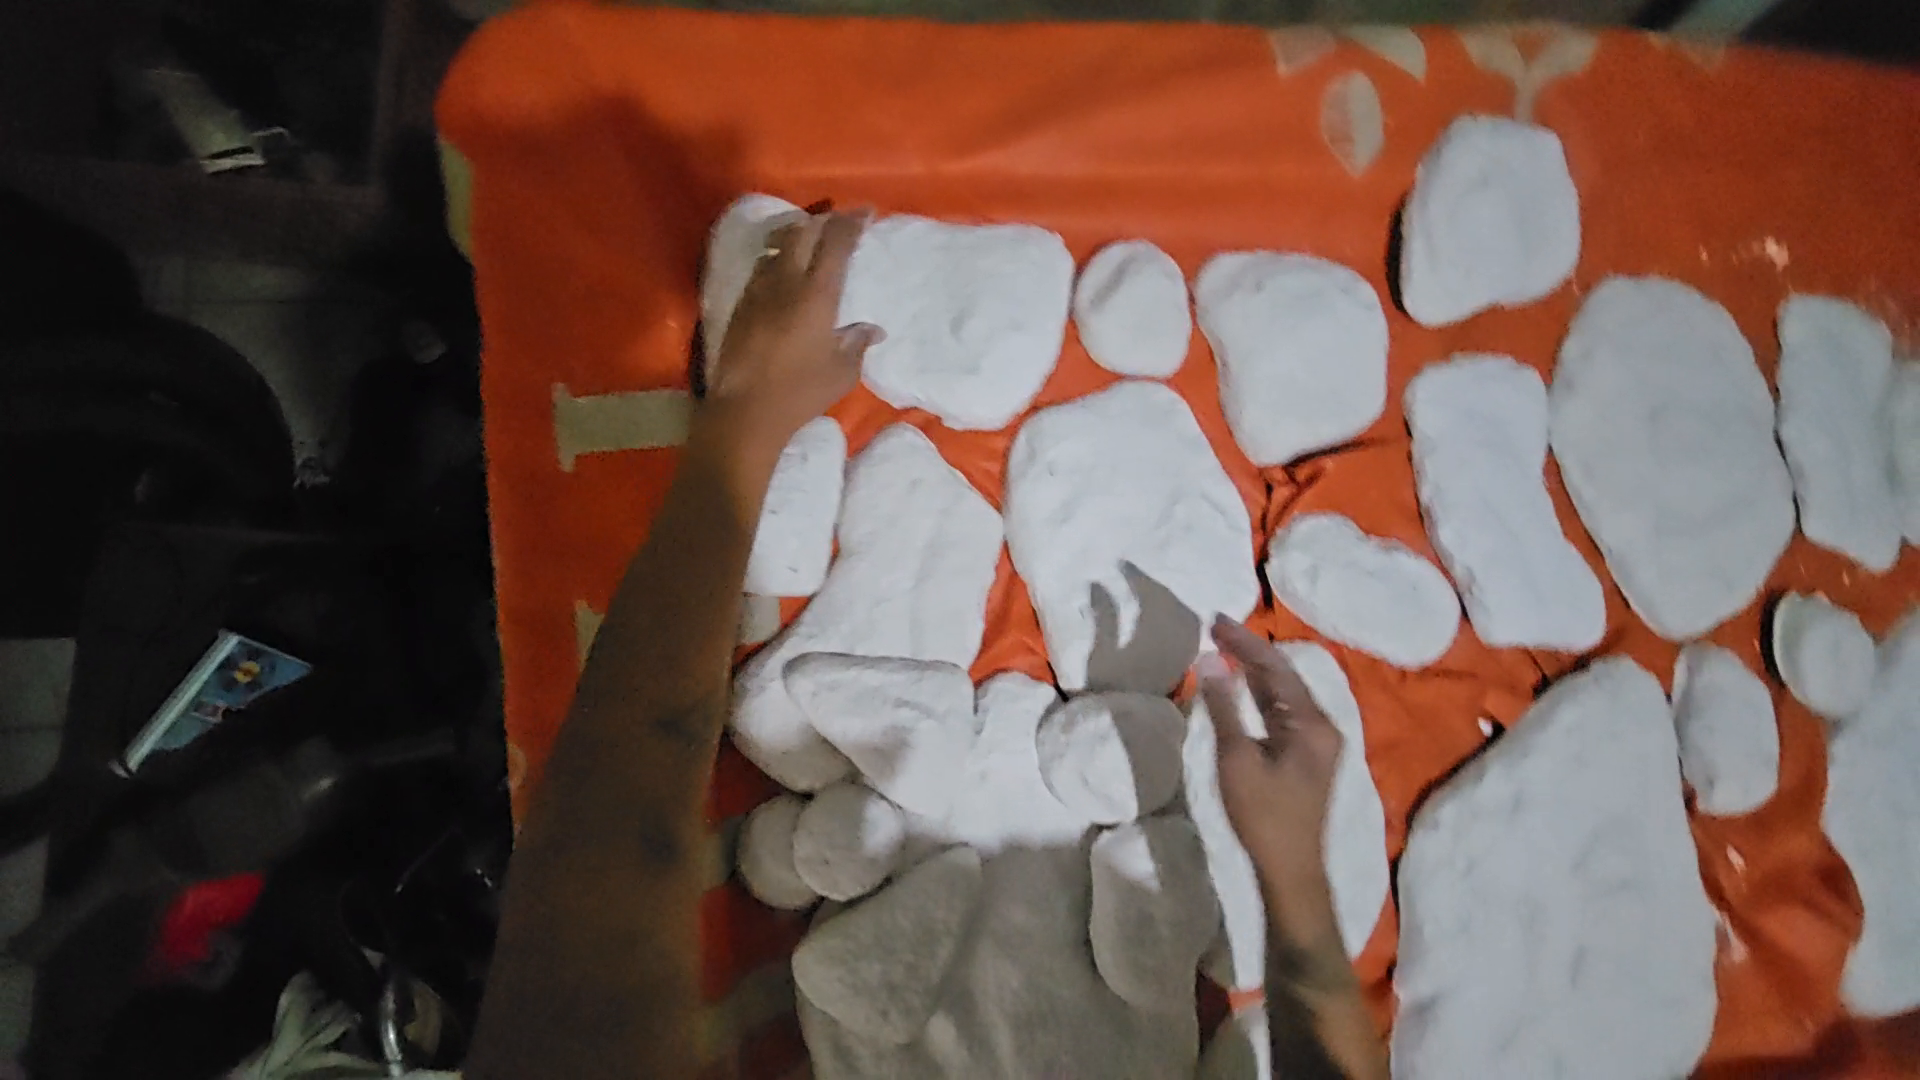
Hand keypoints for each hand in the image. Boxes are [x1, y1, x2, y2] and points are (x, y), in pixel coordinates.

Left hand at [707, 209, 883, 452]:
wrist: (746, 408)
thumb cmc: (801, 391)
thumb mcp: (841, 372)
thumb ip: (857, 344)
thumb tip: (872, 329)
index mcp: (817, 294)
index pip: (837, 244)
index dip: (852, 223)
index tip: (866, 211)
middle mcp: (787, 281)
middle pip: (804, 232)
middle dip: (824, 220)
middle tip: (839, 220)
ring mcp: (759, 289)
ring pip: (779, 244)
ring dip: (798, 233)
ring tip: (810, 235)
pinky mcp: (742, 303)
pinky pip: (763, 265)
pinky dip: (779, 255)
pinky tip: (784, 267)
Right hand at [1197, 615, 1342, 907]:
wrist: (1291, 869)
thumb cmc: (1263, 814)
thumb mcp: (1237, 758)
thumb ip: (1223, 706)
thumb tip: (1209, 660)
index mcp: (1313, 723)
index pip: (1276, 668)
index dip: (1244, 642)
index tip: (1215, 619)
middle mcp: (1323, 725)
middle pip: (1283, 676)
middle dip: (1248, 650)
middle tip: (1215, 627)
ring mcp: (1317, 740)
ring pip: (1282, 692)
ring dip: (1253, 669)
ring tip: (1223, 646)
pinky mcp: (1306, 754)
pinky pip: (1281, 709)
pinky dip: (1258, 692)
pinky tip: (1240, 683)